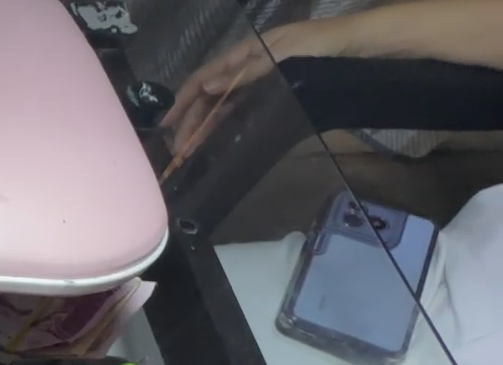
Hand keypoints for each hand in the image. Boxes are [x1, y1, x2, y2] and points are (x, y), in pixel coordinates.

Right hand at [162, 16, 367, 150]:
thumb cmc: (330, 42)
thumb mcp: (288, 53)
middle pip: (207, 96)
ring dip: (202, 128)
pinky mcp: (269, 92)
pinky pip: (237, 110)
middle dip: (189, 122)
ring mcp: (258, 80)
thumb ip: (248, 70)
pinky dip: (221, 126)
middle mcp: (247, 65)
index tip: (165, 126)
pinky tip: (214, 141)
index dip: (181, 101)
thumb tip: (207, 88)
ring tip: (191, 151)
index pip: (203, 77)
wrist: (371, 42)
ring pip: (219, 106)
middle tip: (178, 149)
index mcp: (248, 51)